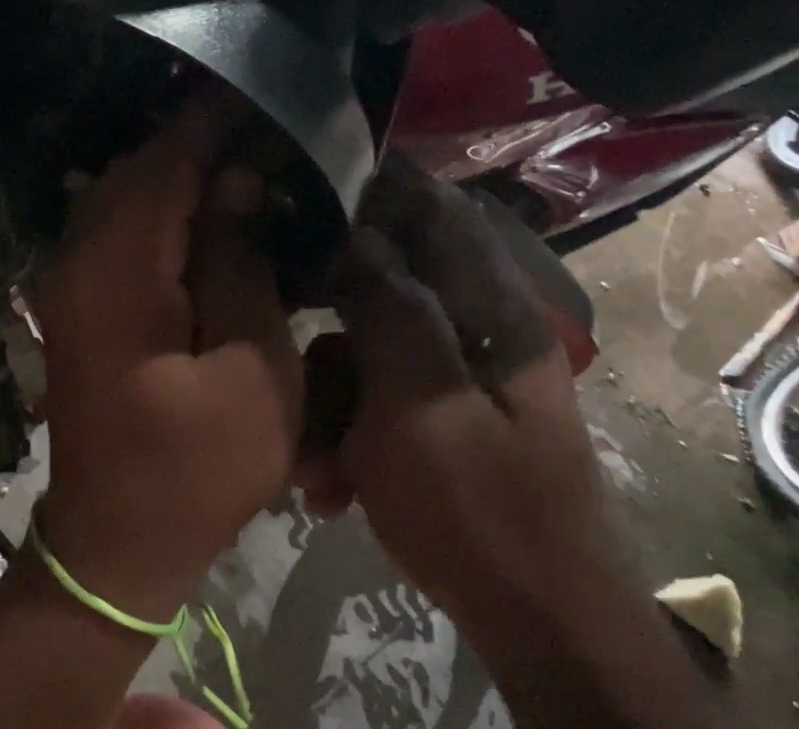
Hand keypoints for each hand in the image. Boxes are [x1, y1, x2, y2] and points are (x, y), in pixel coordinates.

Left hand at [27, 94, 304, 621]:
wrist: (116, 534)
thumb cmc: (196, 466)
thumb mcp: (252, 370)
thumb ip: (241, 265)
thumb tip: (233, 185)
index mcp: (114, 270)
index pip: (161, 167)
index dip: (209, 124)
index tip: (258, 87)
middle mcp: (74, 260)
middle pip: (133, 175)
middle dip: (195, 145)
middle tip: (262, 125)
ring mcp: (64, 281)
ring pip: (120, 200)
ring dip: (175, 177)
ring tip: (243, 160)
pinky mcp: (73, 303)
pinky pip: (113, 234)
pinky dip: (157, 214)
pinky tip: (205, 213)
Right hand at [299, 154, 614, 619]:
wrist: (535, 621)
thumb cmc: (477, 507)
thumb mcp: (421, 406)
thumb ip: (389, 312)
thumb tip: (351, 230)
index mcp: (492, 313)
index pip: (435, 212)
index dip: (371, 185)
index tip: (296, 176)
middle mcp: (476, 331)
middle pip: (384, 278)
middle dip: (320, 301)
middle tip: (263, 298)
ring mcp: (452, 378)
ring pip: (364, 346)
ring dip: (321, 391)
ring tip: (301, 453)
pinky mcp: (432, 419)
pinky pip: (369, 397)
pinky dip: (339, 431)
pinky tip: (322, 480)